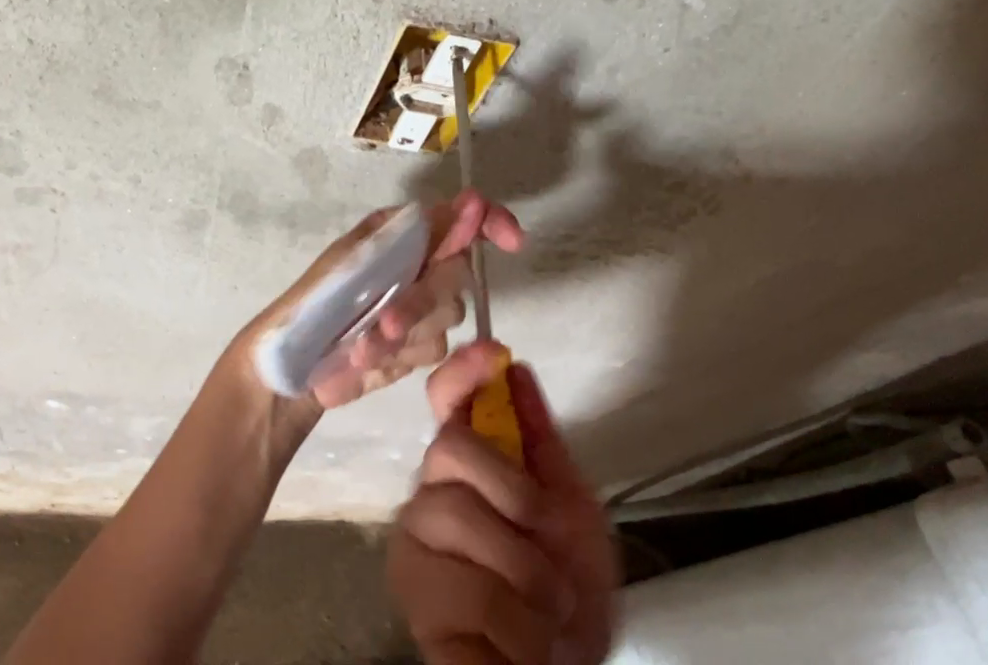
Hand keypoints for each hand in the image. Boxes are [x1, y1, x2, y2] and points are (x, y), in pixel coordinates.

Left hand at [230, 191, 523, 408]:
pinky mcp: (418, 349)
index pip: (462, 219)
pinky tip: (366, 360)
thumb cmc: (315, 301)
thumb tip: (471, 201)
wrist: (291, 366)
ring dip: (404, 335)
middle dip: (421, 302)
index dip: (492, 223)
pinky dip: (399, 358)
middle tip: (384, 323)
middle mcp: (420, 266)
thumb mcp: (356, 259)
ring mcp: (422, 309)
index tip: (512, 242)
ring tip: (361, 347)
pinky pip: (435, 351)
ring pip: (448, 316)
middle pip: (457, 274)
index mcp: (403, 235)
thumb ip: (413, 235)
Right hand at [388, 343, 618, 664]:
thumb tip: (517, 369)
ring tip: (545, 608)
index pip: (446, 400)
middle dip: (515, 493)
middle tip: (547, 534)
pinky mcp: (412, 598)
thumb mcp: (575, 510)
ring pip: (457, 516)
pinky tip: (520, 640)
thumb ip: (544, 444)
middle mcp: (431, 492)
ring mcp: (415, 544)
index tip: (493, 351)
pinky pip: (467, 590)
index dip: (462, 371)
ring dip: (530, 575)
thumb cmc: (570, 587)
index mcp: (471, 466)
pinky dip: (518, 625)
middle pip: (450, 447)